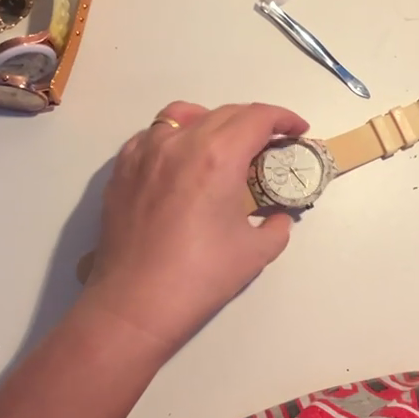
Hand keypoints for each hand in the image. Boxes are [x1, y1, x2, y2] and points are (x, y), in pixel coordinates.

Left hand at [77, 102, 308, 362]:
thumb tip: (277, 217)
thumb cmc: (199, 278)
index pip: (257, 117)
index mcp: (217, 157)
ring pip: (183, 115)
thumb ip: (275, 226)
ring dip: (211, 121)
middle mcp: (180, 143)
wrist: (134, 304)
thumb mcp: (254, 253)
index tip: (297, 130)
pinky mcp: (121, 169)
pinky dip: (174, 137)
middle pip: (224, 113)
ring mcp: (145, 153)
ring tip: (222, 143)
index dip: (284, 119)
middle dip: (253, 123)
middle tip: (269, 145)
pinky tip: (180, 160)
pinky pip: (151, 136)